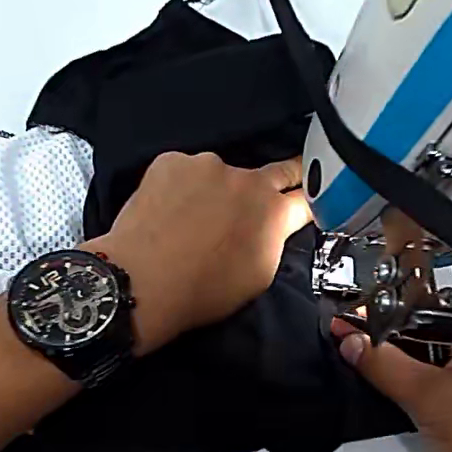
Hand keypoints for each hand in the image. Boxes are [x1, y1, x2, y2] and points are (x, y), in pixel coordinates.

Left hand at [84, 152, 311, 352]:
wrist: (142, 282)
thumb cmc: (202, 291)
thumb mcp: (258, 276)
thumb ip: (273, 240)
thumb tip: (272, 227)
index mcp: (273, 211)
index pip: (307, 196)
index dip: (309, 199)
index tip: (306, 200)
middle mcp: (247, 179)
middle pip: (277, 171)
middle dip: (279, 182)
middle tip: (266, 196)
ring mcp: (207, 165)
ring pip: (221, 174)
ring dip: (217, 189)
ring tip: (194, 218)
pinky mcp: (171, 161)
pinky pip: (185, 170)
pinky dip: (182, 185)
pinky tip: (169, 209)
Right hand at [330, 321, 451, 451]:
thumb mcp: (434, 398)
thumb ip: (386, 364)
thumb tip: (357, 341)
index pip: (440, 311)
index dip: (396, 320)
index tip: (362, 330)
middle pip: (445, 344)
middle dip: (409, 357)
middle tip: (380, 367)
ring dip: (427, 390)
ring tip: (418, 407)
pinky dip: (445, 414)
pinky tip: (439, 430)